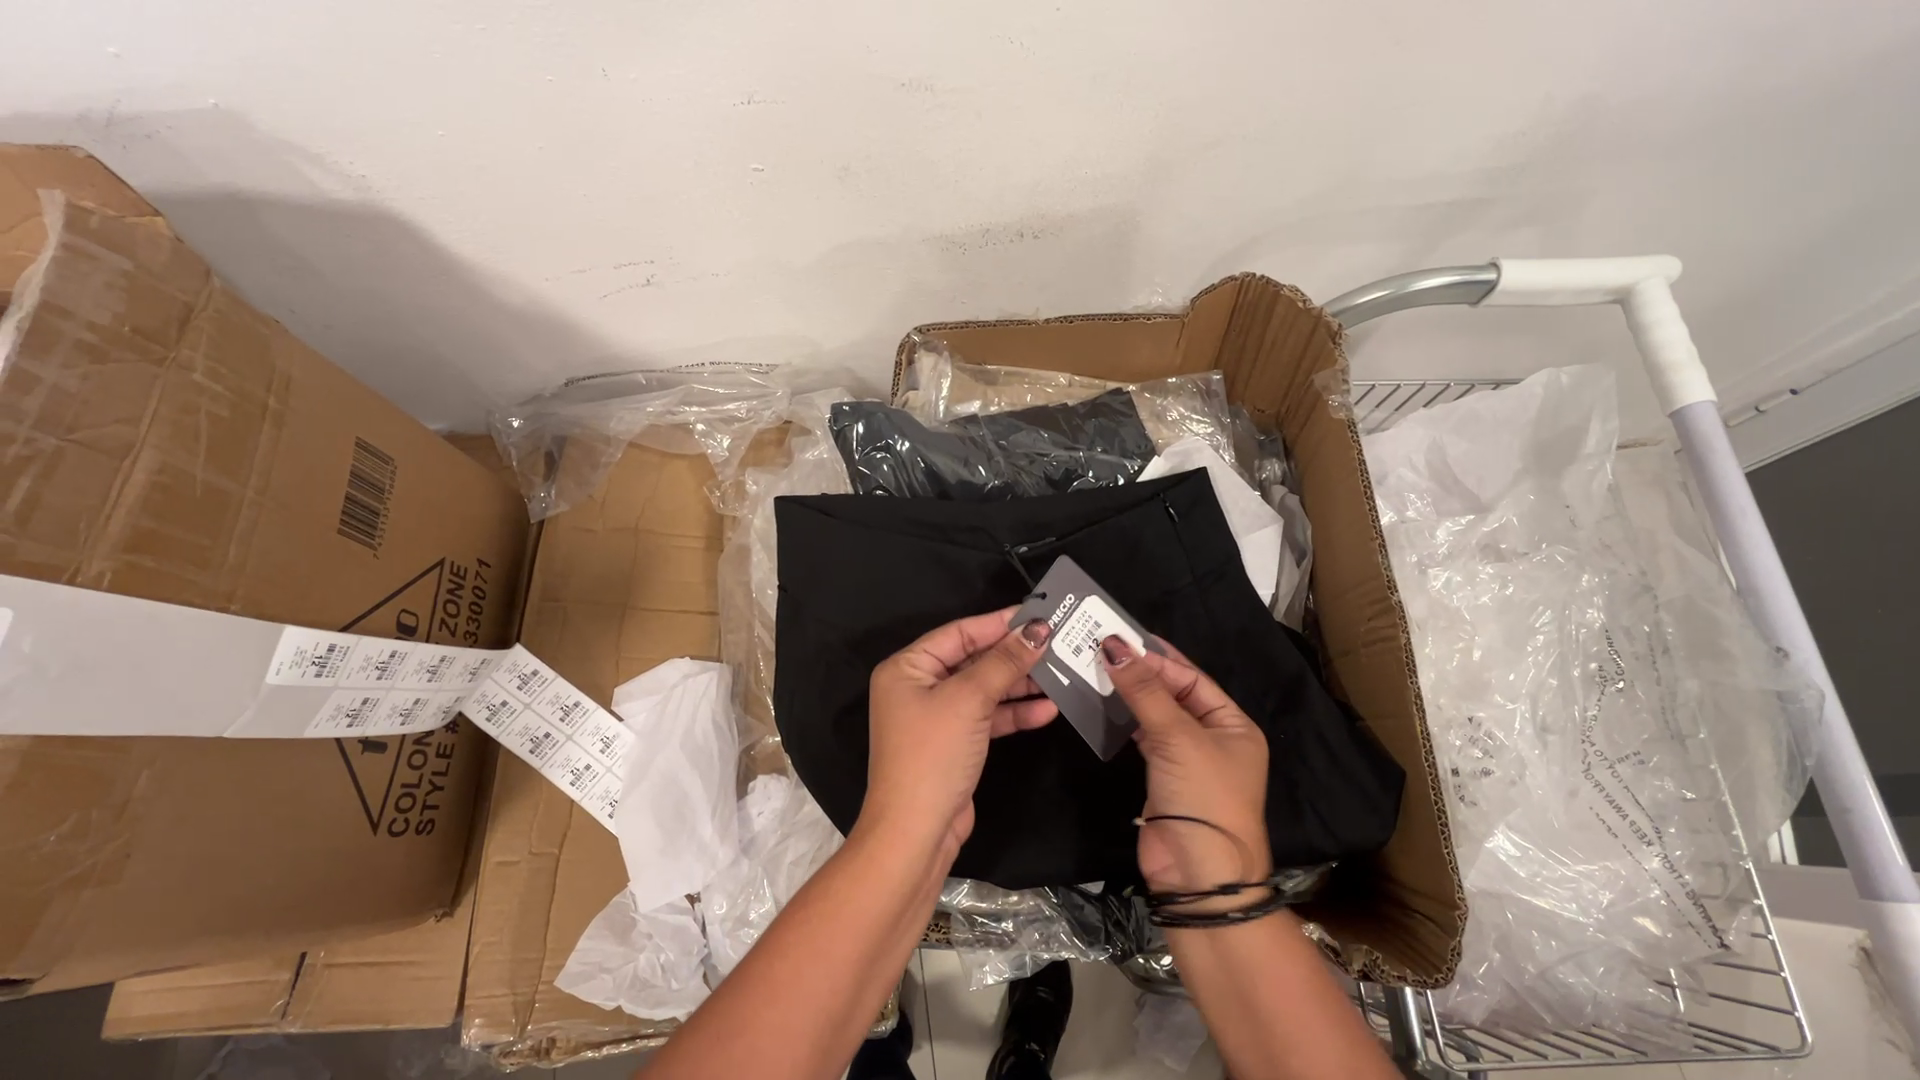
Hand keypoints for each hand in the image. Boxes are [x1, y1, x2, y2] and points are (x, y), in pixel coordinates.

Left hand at [861, 608, 1057, 860]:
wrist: (916, 831)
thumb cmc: (933, 754)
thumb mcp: (969, 700)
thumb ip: (1004, 662)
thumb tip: (1038, 629)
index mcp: (907, 667)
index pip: (958, 632)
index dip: (998, 623)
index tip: (1039, 614)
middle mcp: (918, 687)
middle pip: (973, 659)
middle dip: (1013, 654)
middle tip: (1057, 641)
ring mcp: (937, 717)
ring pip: (985, 689)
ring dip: (1020, 684)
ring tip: (1061, 672)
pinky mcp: (956, 743)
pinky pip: (988, 717)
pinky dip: (1015, 713)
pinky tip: (1048, 709)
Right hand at [1101, 637, 1271, 901]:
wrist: (1198, 874)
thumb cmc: (1202, 795)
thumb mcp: (1177, 737)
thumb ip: (1144, 691)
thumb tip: (1113, 645)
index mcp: (1233, 725)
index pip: (1193, 679)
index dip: (1158, 659)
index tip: (1121, 640)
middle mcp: (1214, 739)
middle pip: (1175, 696)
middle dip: (1142, 675)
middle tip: (1102, 650)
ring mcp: (1188, 762)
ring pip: (1157, 718)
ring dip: (1131, 698)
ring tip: (1096, 672)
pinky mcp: (1163, 780)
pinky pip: (1144, 741)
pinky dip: (1125, 724)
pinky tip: (1103, 709)